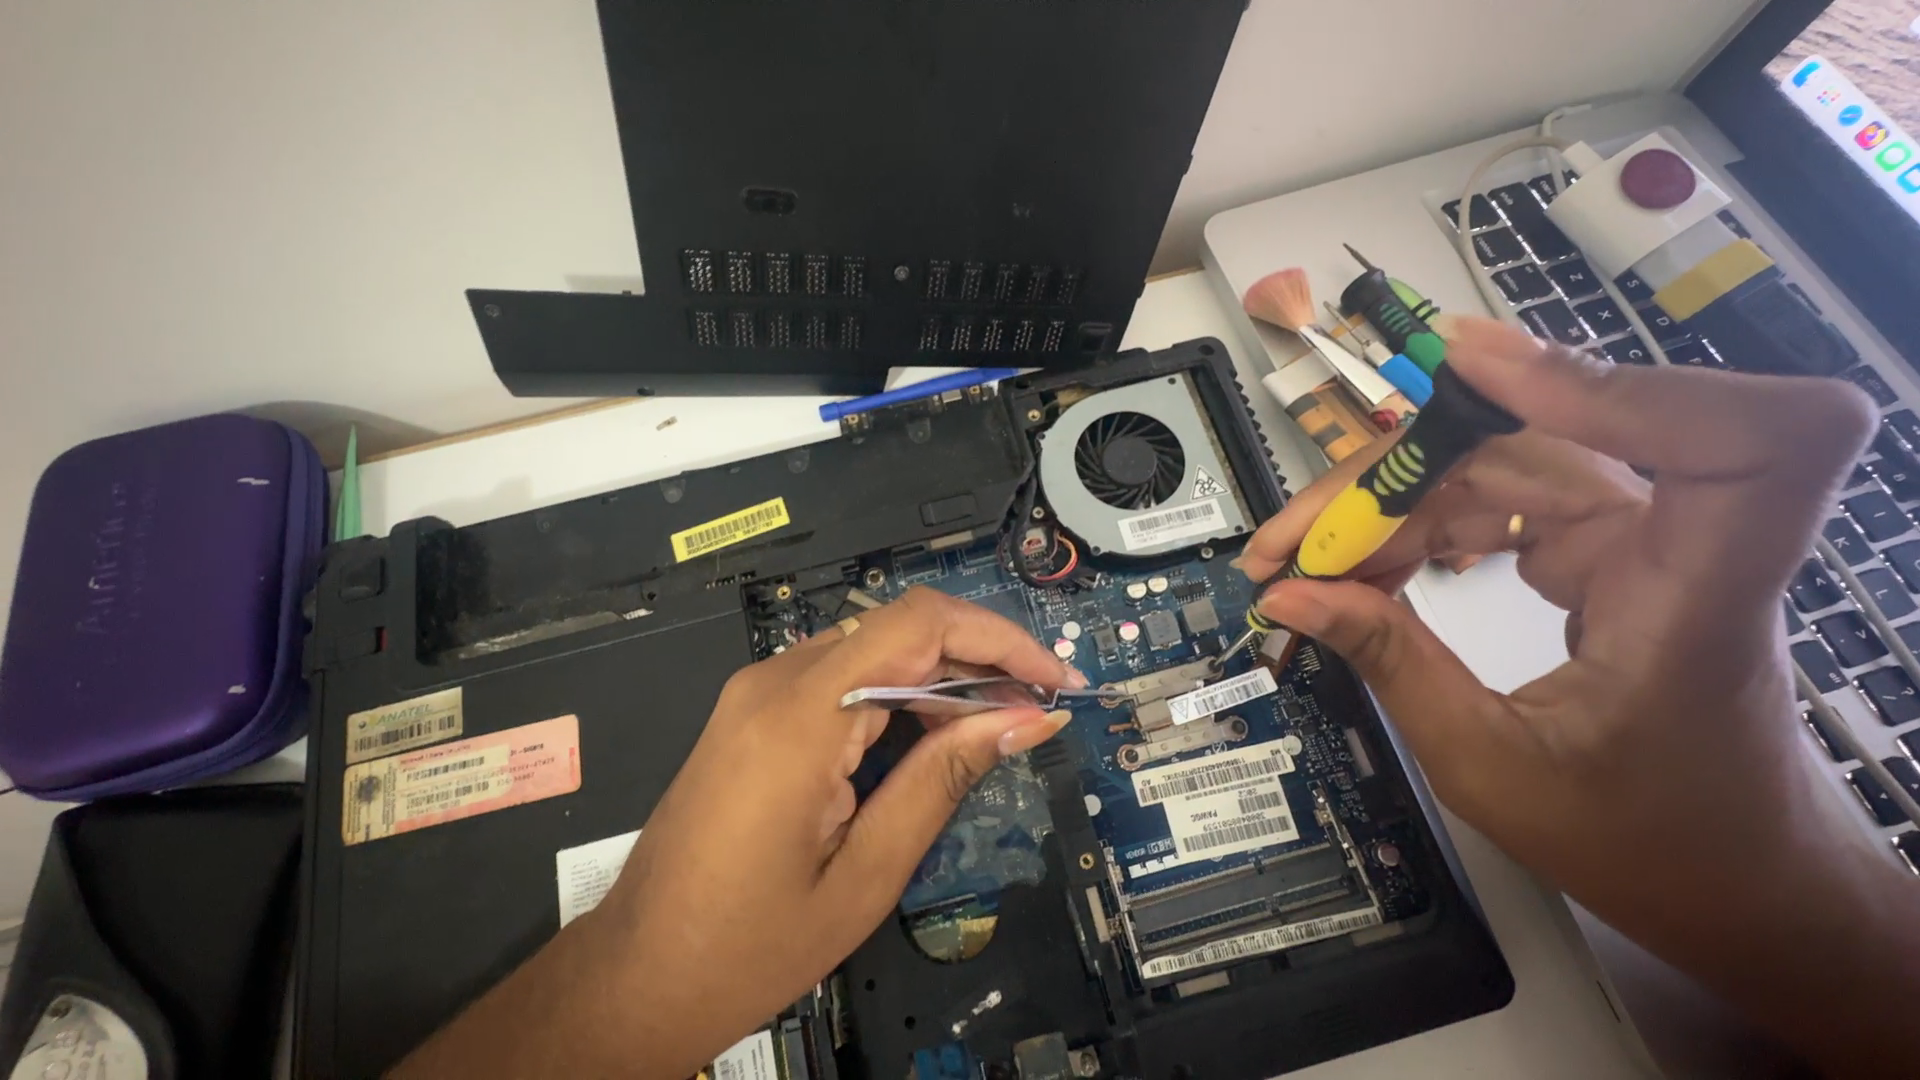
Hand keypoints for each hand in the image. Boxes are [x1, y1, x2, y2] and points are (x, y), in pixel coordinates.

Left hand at [392, 587, 1079, 1079]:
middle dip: (979, 658)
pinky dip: (898, 693)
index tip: (1056, 681)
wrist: (636, 975)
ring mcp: (756, 691)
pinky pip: (841, 675)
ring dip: (941, 676)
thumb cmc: (749, 946)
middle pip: (899, 628)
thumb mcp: (868, 873)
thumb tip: (1024, 718)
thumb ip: (945, 778)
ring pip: (873, 647)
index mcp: (801, 716)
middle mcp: (774, 680)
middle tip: (1035, 711)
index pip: (920, 625)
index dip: (1000, 638)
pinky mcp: (752, 710)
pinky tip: (931, 735)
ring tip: (997, 725)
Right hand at [1243, 317, 1917, 1074]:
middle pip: (1527, 447)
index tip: (1470, 368)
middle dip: (1389, 484)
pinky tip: (1363, 568)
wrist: (1728, 874)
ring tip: (1307, 565)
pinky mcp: (1600, 543)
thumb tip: (1290, 592)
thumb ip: (1391, 663)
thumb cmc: (1640, 837)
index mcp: (1697, 599)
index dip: (1614, 383)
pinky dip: (1414, 526)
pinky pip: (1490, 499)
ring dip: (1385, 507)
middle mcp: (1679, 539)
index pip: (1740, 439)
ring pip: (1492, 465)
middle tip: (1289, 545)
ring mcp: (1636, 533)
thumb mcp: (1489, 764)